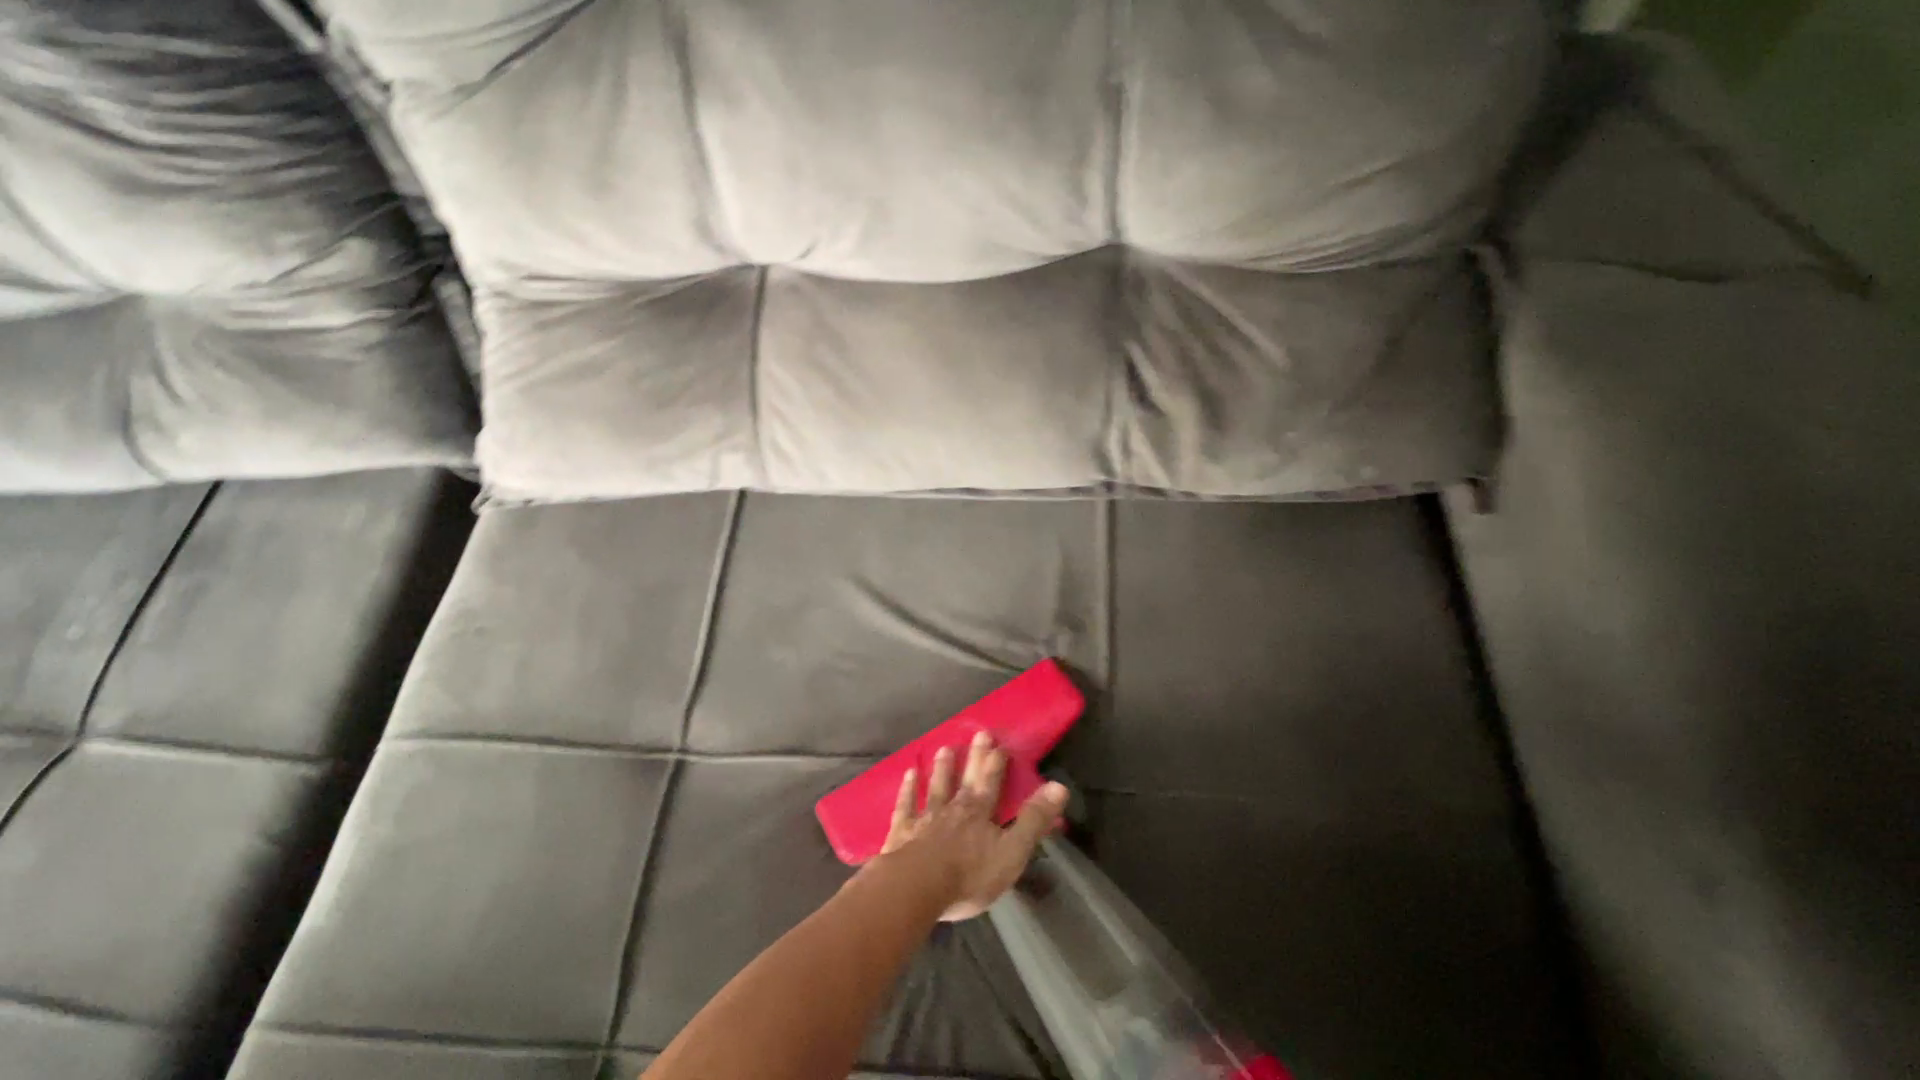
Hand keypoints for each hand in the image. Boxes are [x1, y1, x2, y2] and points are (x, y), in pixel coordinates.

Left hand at [873, 731, 1067, 921]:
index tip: (999, 741)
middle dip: (974, 757)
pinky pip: (906, 805)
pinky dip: (907, 789)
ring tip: (944, 748)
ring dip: (942, 768)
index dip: (996, 762)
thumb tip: (1059, 786)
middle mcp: (953, 809)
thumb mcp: (1011, 852)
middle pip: (965, 779)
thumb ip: (1033, 820)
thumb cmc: (969, 875)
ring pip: (935, 787)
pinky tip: (908, 774)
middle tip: (979, 733)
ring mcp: (925, 818)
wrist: (916, 887)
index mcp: (980, 814)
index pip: (991, 782)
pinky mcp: (901, 832)